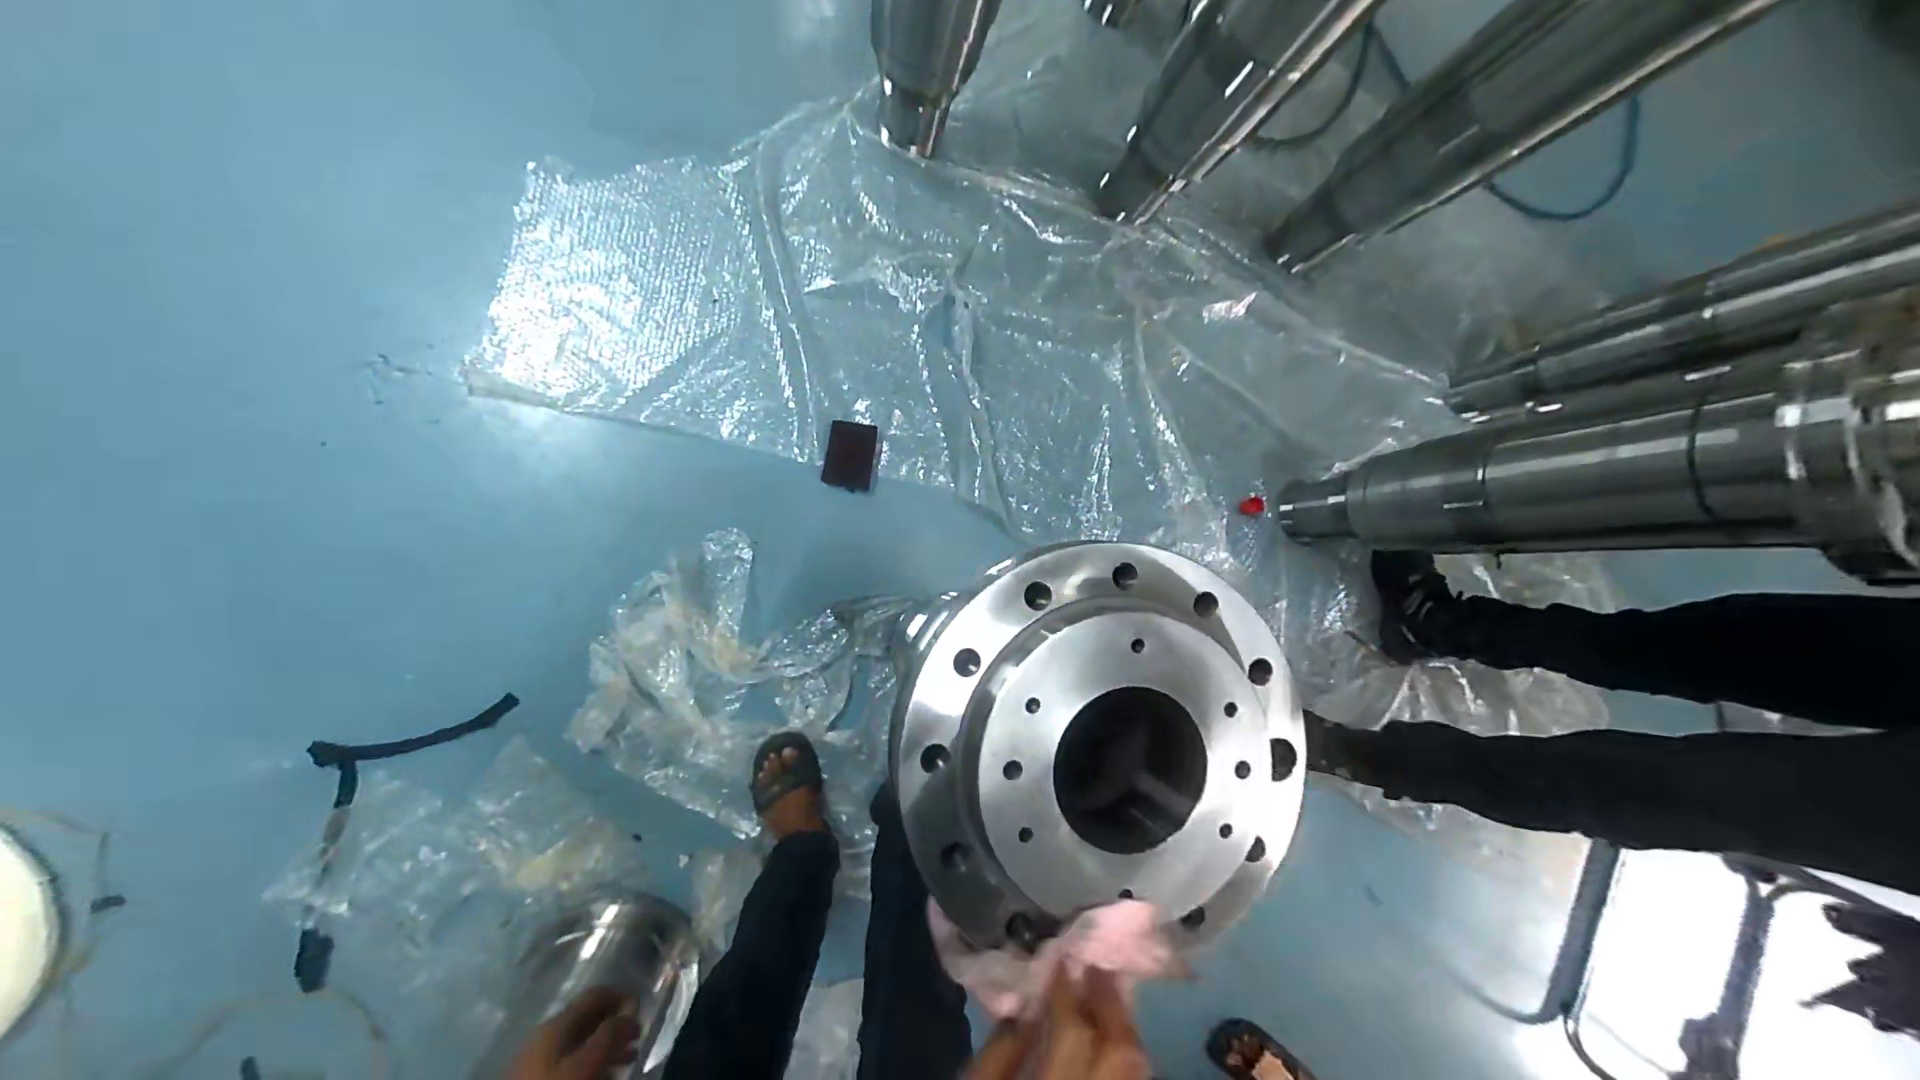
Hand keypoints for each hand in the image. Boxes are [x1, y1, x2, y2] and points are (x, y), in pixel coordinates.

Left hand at [505, 986, 640, 1079]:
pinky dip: (591, 1061)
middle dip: (616, 1025)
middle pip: (589, 1017)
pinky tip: (602, 1073)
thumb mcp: (586, 1063)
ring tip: (626, 1059)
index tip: (640, 1011)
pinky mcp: (534, 1076)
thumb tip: (630, 1012)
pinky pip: (569, 1060)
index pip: (596, 994)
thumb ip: (610, 1034)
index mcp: (557, 1023)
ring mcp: (537, 1056)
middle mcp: (546, 1032)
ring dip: (607, 1046)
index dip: (622, 997)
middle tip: (637, 1039)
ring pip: (581, 1041)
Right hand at [965, 968, 1149, 1079]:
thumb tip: (1030, 1005)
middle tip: (1096, 967)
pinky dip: (1124, 1063)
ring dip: (1124, 1031)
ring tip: (1105, 998)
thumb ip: (1000, 1051)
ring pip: (1137, 1074)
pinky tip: (1109, 1042)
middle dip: (1112, 1004)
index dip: (1070, 992)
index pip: (1074, 1034)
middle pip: (1123, 1055)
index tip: (1062, 959)